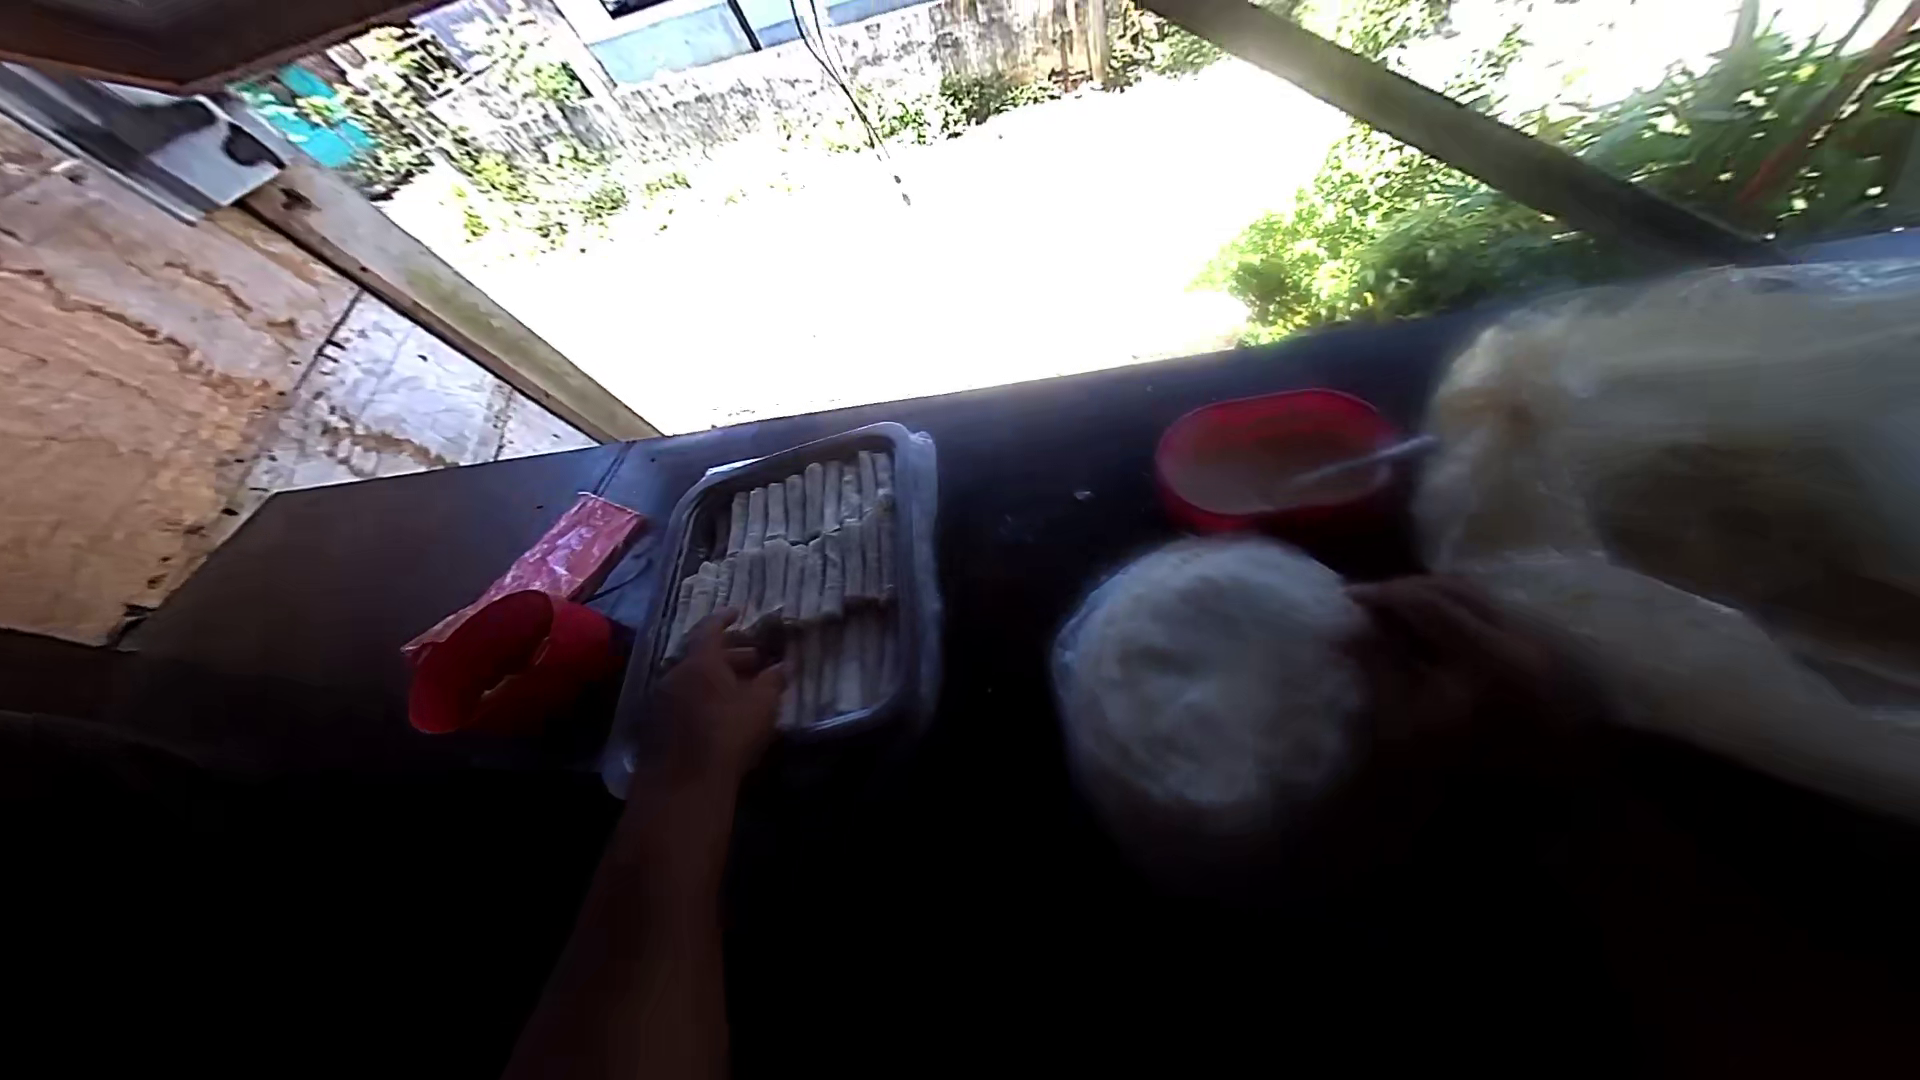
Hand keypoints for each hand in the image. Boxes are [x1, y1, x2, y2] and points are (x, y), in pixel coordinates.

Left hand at [643, 609, 785, 793]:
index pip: (711, 629)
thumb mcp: (762, 705)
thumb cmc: (728, 734)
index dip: (725, 618)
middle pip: (702, 656)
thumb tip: (783, 665)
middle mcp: (675, 675)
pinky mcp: (654, 728)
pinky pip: (682, 701)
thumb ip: (773, 681)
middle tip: (755, 659)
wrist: (683, 785)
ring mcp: (660, 702)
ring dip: (716, 679)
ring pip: (692, 680)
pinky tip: (720, 714)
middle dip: (730, 655)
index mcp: (701, 662)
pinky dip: (702, 699)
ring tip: (741, 688)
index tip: (738, 612)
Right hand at [1347, 576, 1588, 780]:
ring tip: (1395, 612)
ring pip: (1479, 597)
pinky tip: (1428, 630)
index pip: (1428, 602)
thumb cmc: (1459, 773)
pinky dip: (1455, 613)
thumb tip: (1346, 628)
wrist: (1534, 814)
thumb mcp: (1401, 721)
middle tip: (1369, 599)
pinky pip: (1495, 615)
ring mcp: (1545, 648)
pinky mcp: (1547, 657)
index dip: (1382, 594)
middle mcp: (1526, 642)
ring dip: (1431, 597)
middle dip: (1406, 588)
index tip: (1347, 597)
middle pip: (1457, 589)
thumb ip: (1375, 665)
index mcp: (1490, 660)